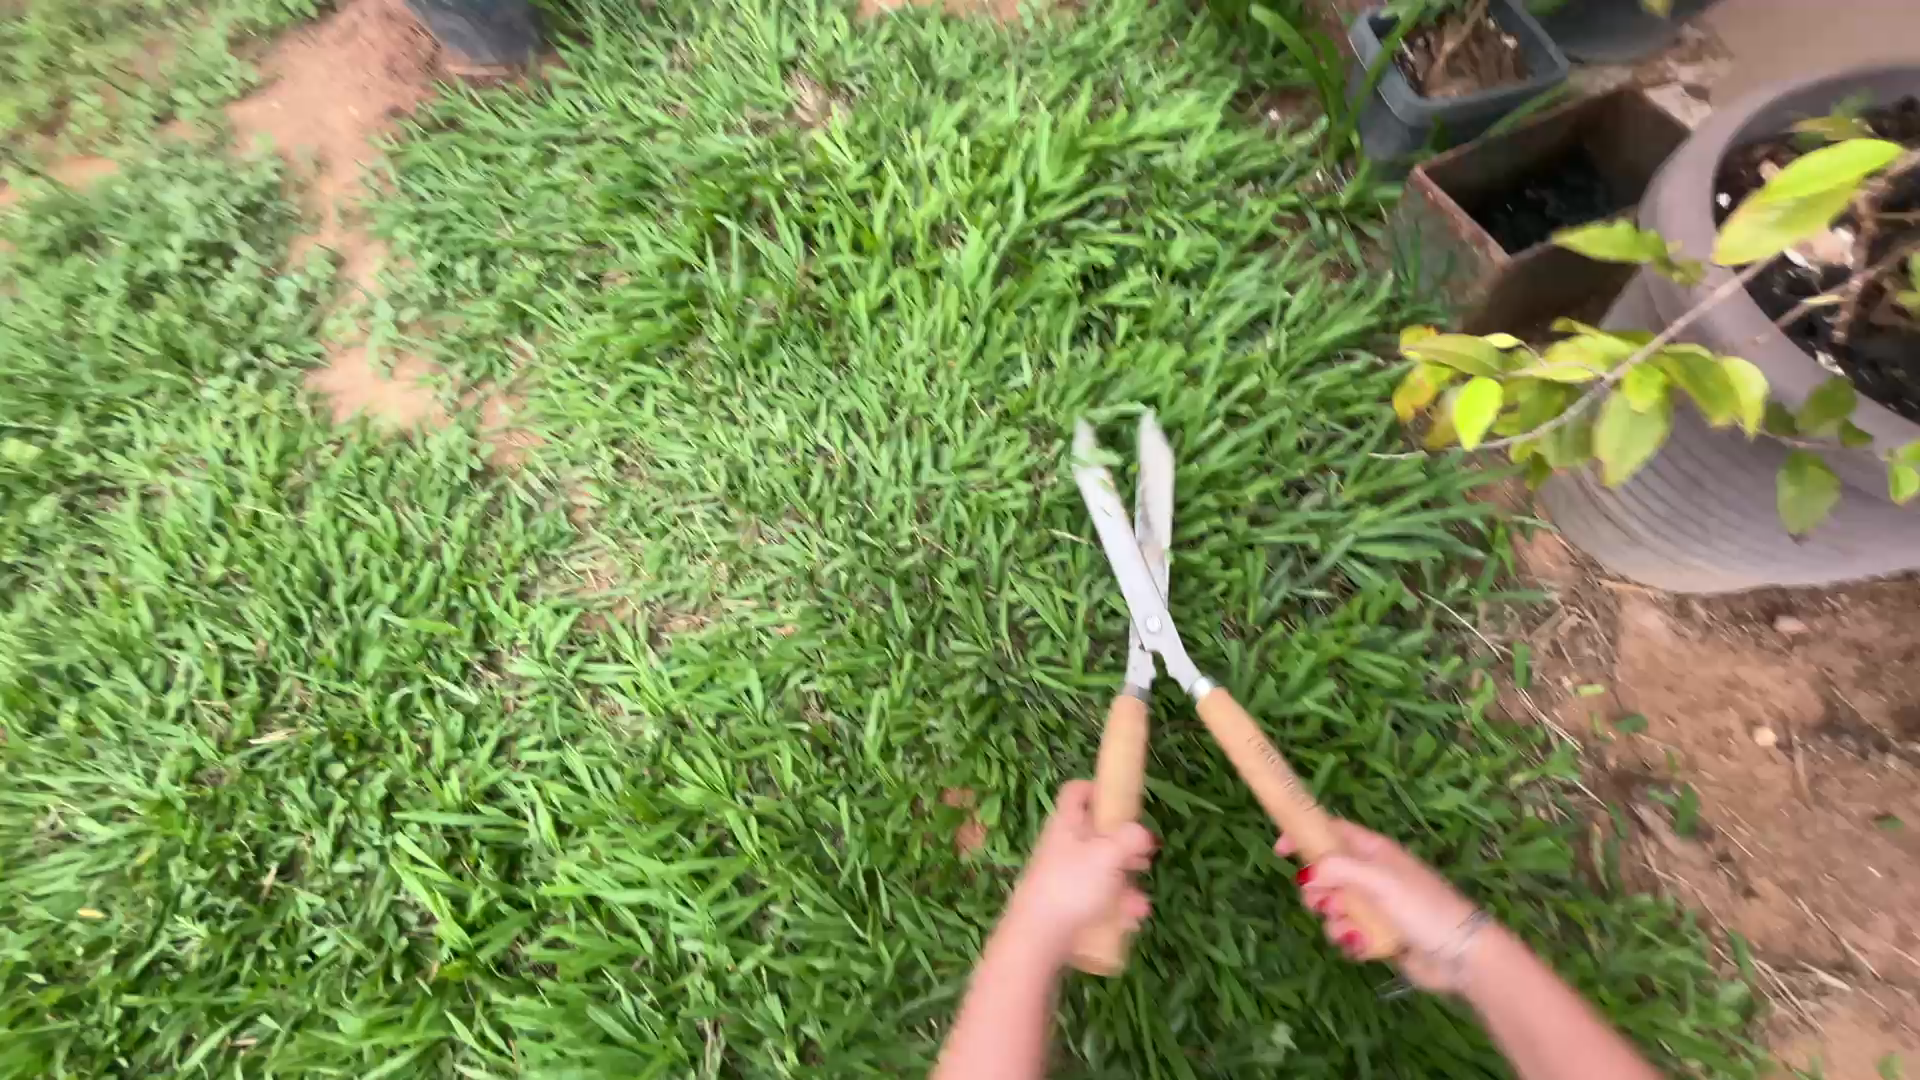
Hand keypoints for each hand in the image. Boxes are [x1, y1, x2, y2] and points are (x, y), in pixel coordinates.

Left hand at [1002, 780, 1156, 955]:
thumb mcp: (1106, 855)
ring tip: (1142, 888)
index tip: (1122, 799)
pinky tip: (1133, 916)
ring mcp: (1061, 875)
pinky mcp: (1065, 904)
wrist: (1037, 935)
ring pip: (1097, 869)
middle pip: (1093, 833)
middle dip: (1122, 843)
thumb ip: (1129, 839)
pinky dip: (1115, 904)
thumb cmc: (1072, 884)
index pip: (1076, 791)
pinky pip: (1095, 898)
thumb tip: (1142, 832)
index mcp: (1066, 823)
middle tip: (1144, 853)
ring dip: (1123, 876)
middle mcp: (1062, 845)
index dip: (1096, 789)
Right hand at [1276, 820, 1481, 990]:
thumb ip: (1336, 869)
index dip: (1302, 835)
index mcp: (1371, 850)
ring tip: (1349, 929)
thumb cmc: (1422, 906)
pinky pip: (1346, 931)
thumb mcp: (1378, 879)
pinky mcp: (1376, 934)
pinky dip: (1349, 939)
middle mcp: (1369, 873)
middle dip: (1316, 889)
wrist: (1463, 957)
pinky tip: (1363, 946)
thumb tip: (1304, 873)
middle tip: (1322, 902)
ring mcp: (1372, 904)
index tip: (1280, 850)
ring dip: (1333, 918)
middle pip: (1323, 871)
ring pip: (1330, 905)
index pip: (1328, 830)